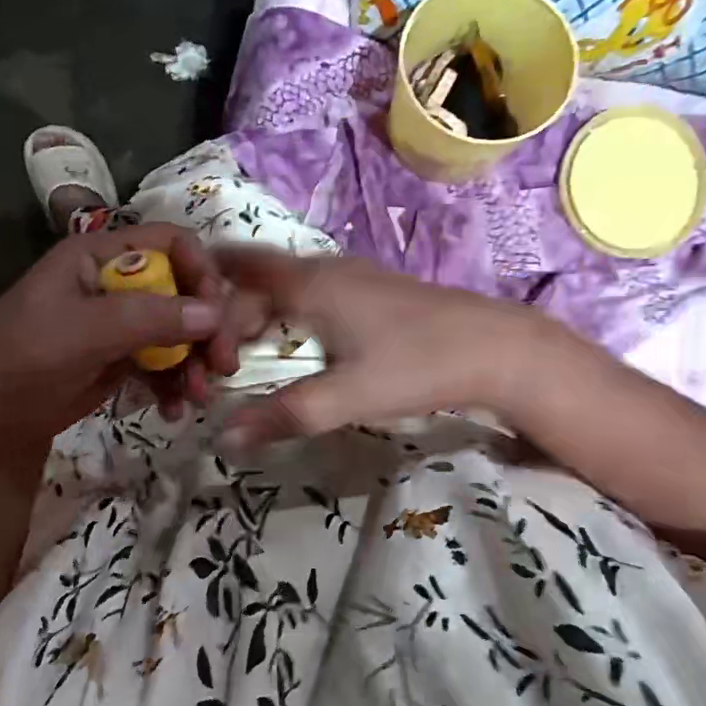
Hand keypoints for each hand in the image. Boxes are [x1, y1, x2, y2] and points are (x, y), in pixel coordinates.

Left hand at [0, 225, 243, 462]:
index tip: (218, 315)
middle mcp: (116, 283)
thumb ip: (148, 318)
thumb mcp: (82, 333)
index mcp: (100, 255)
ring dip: (195, 362)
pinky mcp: (121, 359)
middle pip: (183, 291)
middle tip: (223, 365)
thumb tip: (216, 313)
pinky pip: (164, 363)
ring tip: (197, 398)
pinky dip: (175, 384)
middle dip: (206, 328)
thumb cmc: (21, 359)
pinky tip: (174, 410)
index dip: (200, 273)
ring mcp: (119, 323)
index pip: (170, 244)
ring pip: (178, 331)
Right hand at [214, 249, 560, 448]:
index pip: (238, 272)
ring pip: (284, 283)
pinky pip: (308, 290)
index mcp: (310, 283)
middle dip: (229, 312)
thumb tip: (225, 438)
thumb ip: (286, 415)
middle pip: (257, 277)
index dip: (211, 304)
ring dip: (258, 312)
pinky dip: (286, 311)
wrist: (499, 348)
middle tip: (219, 359)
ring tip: (245, 354)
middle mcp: (325, 268)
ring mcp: (351, 274)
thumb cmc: (420, 365)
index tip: (206, 352)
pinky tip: (295, 343)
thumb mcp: (349, 396)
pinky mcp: (370, 288)